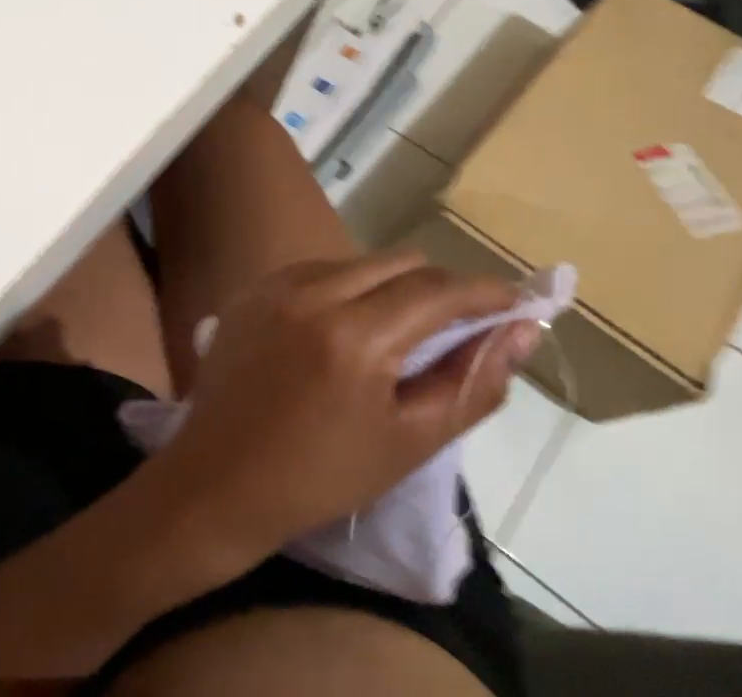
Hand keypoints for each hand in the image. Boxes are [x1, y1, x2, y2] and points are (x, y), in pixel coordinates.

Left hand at [150, 251, 539, 568]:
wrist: (220, 480)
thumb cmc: (322, 474)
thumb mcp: (411, 440)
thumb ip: (472, 381)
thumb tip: (521, 330)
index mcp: (354, 334)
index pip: (438, 289)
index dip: (487, 292)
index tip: (518, 304)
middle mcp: (310, 293)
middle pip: (399, 263)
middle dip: (440, 287)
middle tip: (460, 327)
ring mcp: (271, 287)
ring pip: (356, 262)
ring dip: (391, 285)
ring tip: (402, 333)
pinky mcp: (248, 293)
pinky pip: (314, 271)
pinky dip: (345, 287)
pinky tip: (347, 328)